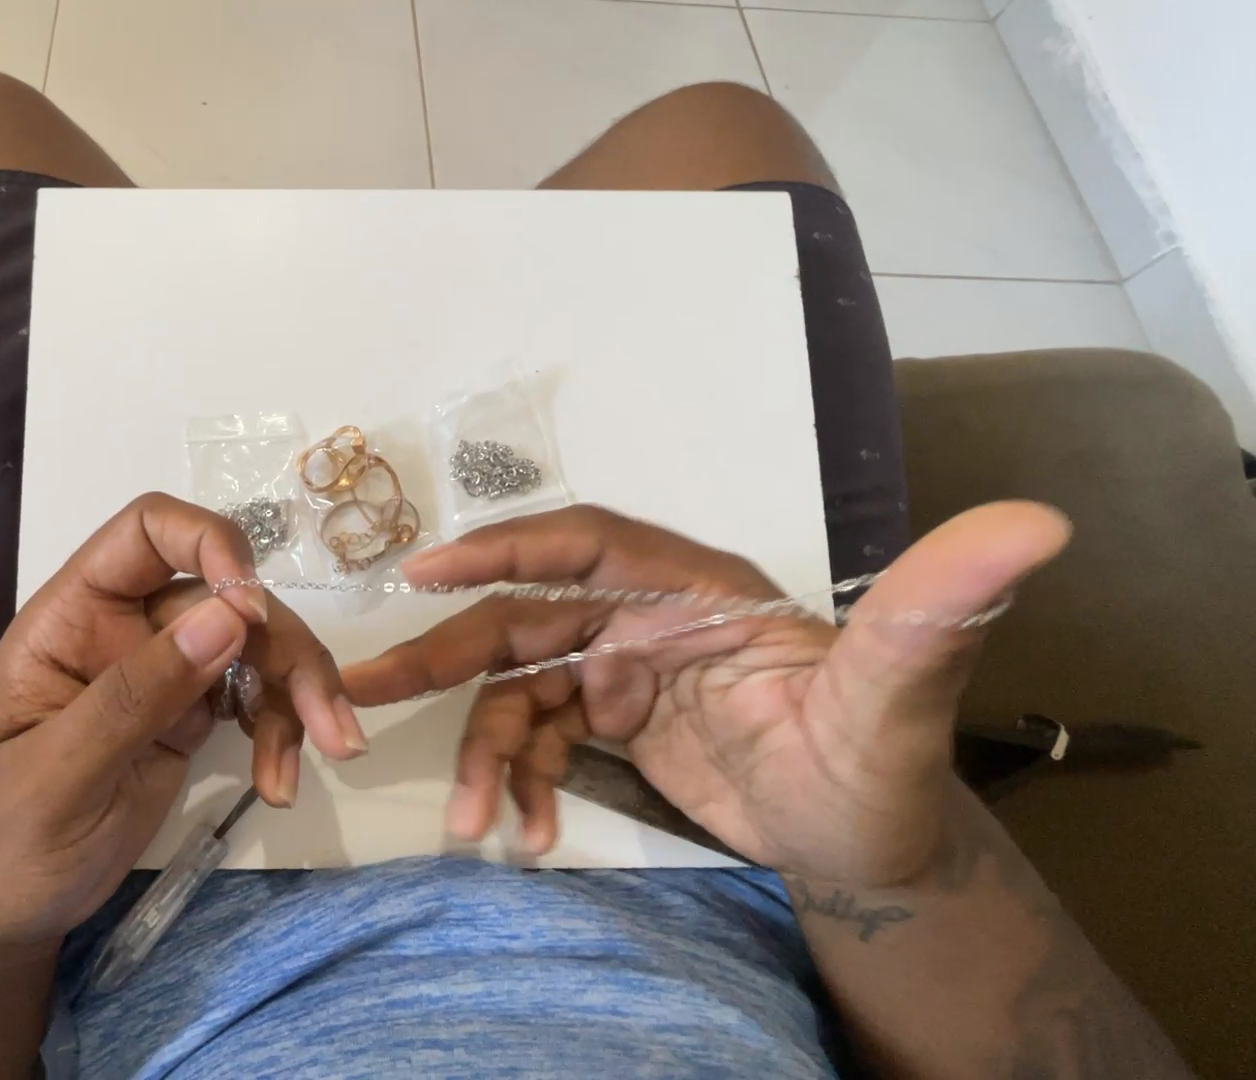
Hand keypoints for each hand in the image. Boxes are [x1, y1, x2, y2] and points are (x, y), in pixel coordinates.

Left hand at [0, 493, 361, 948]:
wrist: (1, 915)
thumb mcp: (57, 775)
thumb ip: (136, 695)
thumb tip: (230, 615)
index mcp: (74, 617)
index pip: (147, 532)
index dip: (209, 544)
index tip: (251, 610)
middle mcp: (126, 630)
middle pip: (225, 596)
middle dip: (284, 646)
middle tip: (324, 720)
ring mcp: (164, 673)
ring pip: (254, 645)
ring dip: (300, 691)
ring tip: (334, 753)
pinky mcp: (192, 717)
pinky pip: (255, 698)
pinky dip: (283, 731)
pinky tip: (280, 783)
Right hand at [342, 502, 1068, 886]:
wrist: (858, 850)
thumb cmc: (873, 769)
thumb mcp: (896, 705)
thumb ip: (929, 621)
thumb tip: (1028, 528)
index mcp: (685, 589)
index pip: (580, 545)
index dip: (501, 548)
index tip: (424, 572)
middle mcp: (633, 618)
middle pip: (515, 623)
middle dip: (439, 658)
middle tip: (361, 692)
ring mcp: (609, 671)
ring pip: (511, 692)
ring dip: (478, 752)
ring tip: (466, 821)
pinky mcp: (599, 720)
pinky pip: (531, 740)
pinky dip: (515, 782)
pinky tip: (520, 831)